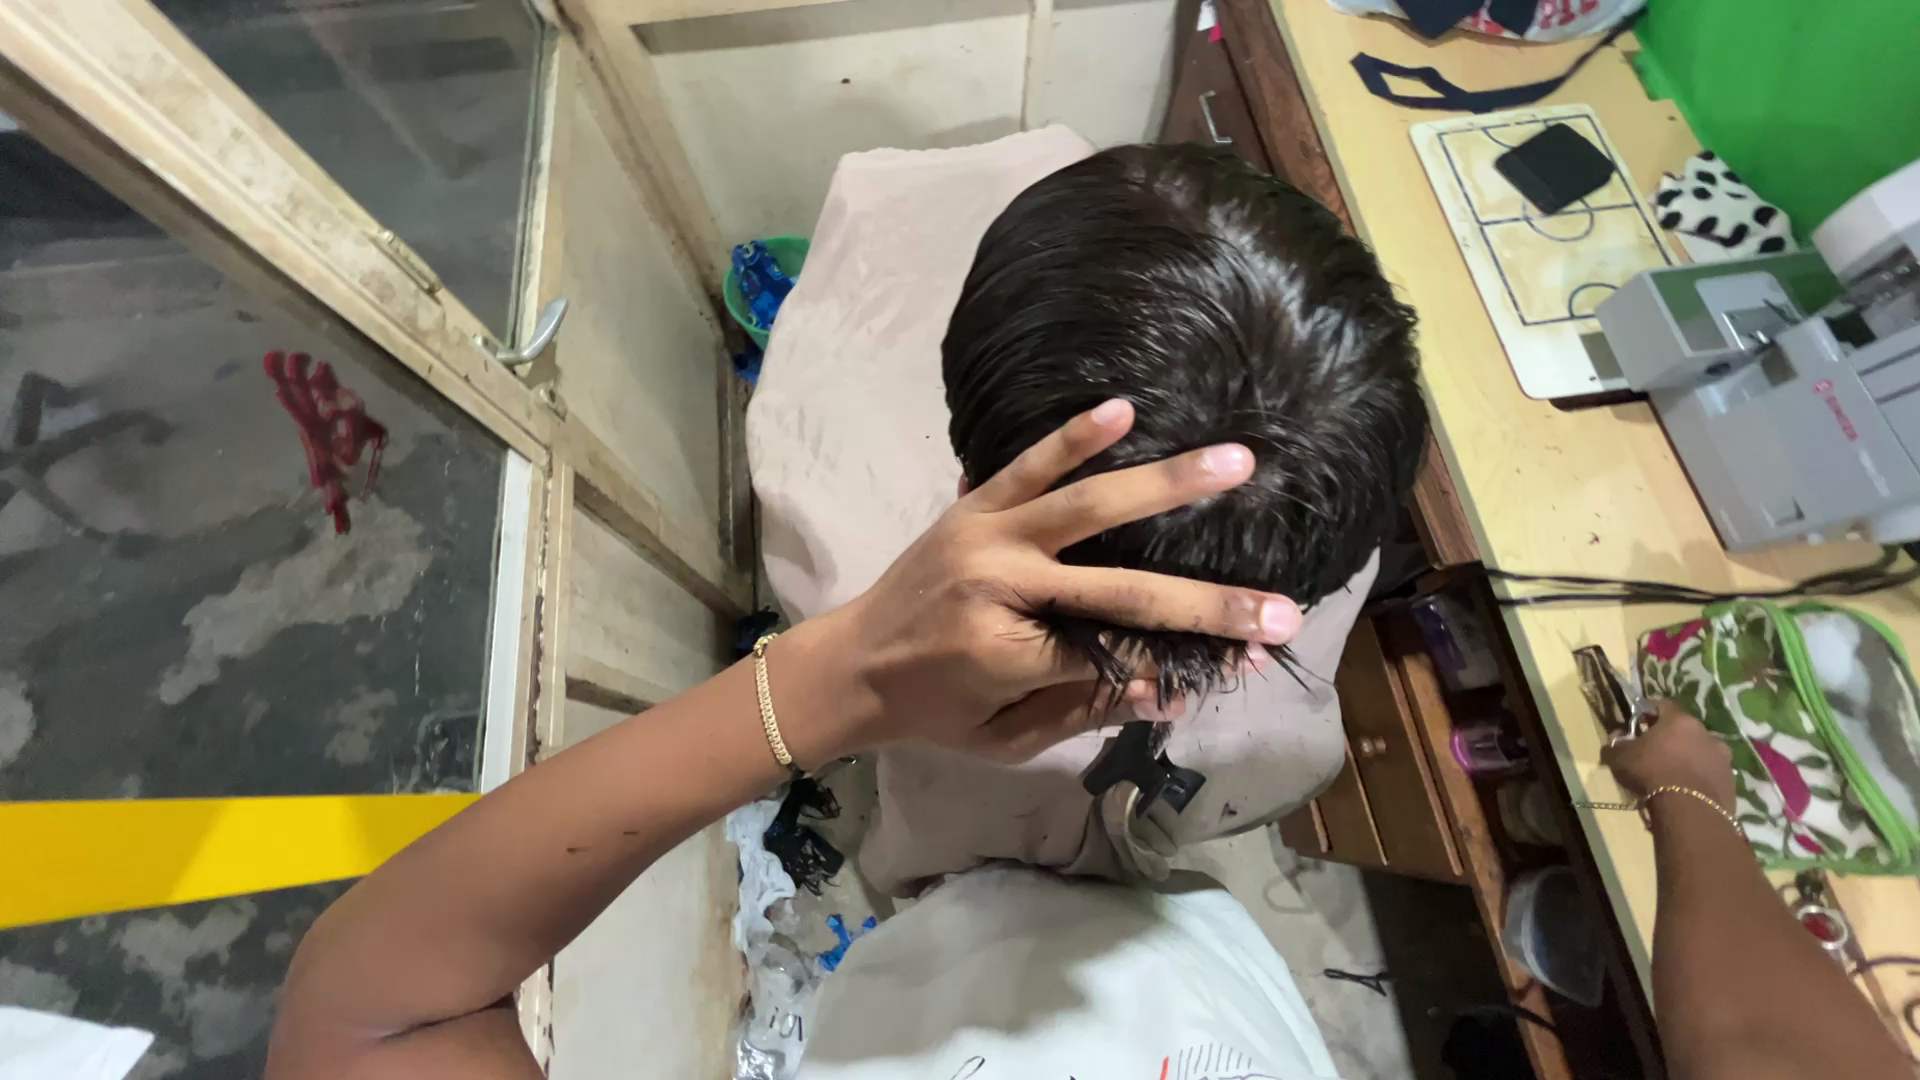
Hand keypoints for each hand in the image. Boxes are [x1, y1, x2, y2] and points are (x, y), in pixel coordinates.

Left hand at [774, 399, 1302, 765]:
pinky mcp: (969, 508)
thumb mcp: (1004, 738)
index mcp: (1009, 655)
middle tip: (1280, 604)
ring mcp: (986, 537)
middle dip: (1208, 602)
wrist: (849, 666)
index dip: (1185, 655)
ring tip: (1234, 462)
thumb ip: (1082, 710)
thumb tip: (1169, 688)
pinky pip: (1025, 465)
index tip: (1250, 654)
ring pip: (1085, 505)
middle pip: (1121, 589)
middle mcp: (1003, 588)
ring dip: (1165, 485)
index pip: (1117, 652)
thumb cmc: (929, 712)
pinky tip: (1123, 409)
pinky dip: (1073, 438)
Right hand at [1602, 700, 1735, 810]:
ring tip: (1671, 768)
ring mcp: (1723, 758)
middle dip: (1670, 735)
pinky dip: (1698, 773)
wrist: (1689, 809)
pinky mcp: (1732, 779)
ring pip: (1701, 750)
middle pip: (1685, 728)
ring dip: (1687, 754)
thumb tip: (1618, 737)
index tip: (1637, 719)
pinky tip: (1684, 785)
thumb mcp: (1618, 755)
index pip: (1663, 705)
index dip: (1649, 710)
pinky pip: (1710, 770)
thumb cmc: (1650, 771)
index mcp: (1680, 721)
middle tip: (1653, 746)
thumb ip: (1616, 742)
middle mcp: (1707, 734)